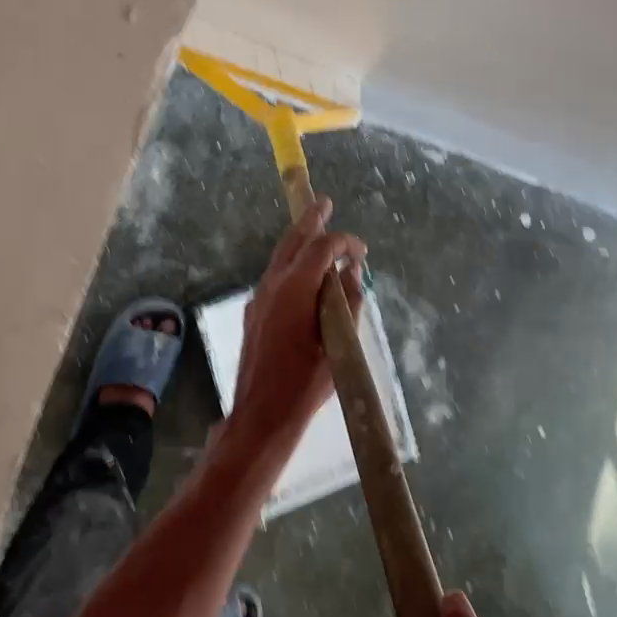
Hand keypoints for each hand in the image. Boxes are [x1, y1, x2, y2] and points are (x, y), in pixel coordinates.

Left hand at [228, 196, 364, 453]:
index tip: (362, 251)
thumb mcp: (340, 344)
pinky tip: (304, 274)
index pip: (322, 248)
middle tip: (325, 202)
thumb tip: (352, 275)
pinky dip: (292, 264)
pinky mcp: (255, 312)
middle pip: (294, 241)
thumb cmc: (306, 383)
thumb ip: (349, 303)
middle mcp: (273, 285)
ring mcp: (259, 298)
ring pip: (280, 257)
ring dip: (300, 241)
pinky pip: (275, 276)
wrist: (262, 414)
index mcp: (296, 287)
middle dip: (311, 220)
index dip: (344, 242)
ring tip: (317, 229)